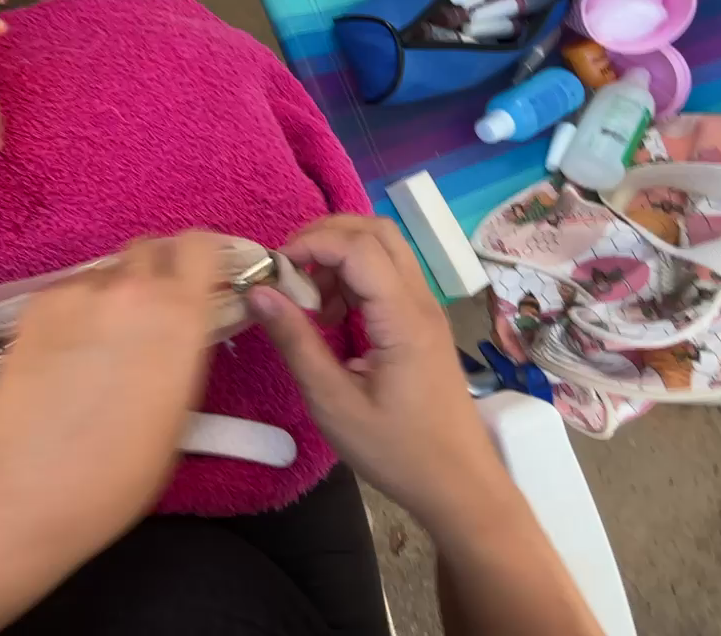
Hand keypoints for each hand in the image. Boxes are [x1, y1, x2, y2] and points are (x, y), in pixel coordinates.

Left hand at [0, 234, 223, 546]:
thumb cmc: (118, 470)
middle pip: (152, 248)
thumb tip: (179, 329)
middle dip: (156, 271)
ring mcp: (81, 289)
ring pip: (108, 271)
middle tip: (150, 312)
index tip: (201, 278)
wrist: (25, 479)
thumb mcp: (178, 411)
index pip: (201, 244)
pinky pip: (72, 289)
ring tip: (99, 341)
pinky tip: (64, 350)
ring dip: (114, 293)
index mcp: (180, 315)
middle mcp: (134, 288)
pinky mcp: (39, 298)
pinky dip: (77, 308)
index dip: (203, 257)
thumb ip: (182, 350)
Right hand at [248, 215, 502, 525]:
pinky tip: (330, 314)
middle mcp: (420, 302)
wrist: (462, 490)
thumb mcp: (333, 403)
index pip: (358, 247)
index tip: (276, 270)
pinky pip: (385, 273)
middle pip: (376, 231)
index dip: (311, 244)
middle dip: (325, 235)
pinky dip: (350, 275)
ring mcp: (424, 309)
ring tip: (308, 297)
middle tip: (290, 267)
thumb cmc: (397, 451)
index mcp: (403, 319)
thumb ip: (295, 342)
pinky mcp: (420, 322)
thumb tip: (259, 291)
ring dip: (338, 254)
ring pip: (382, 247)